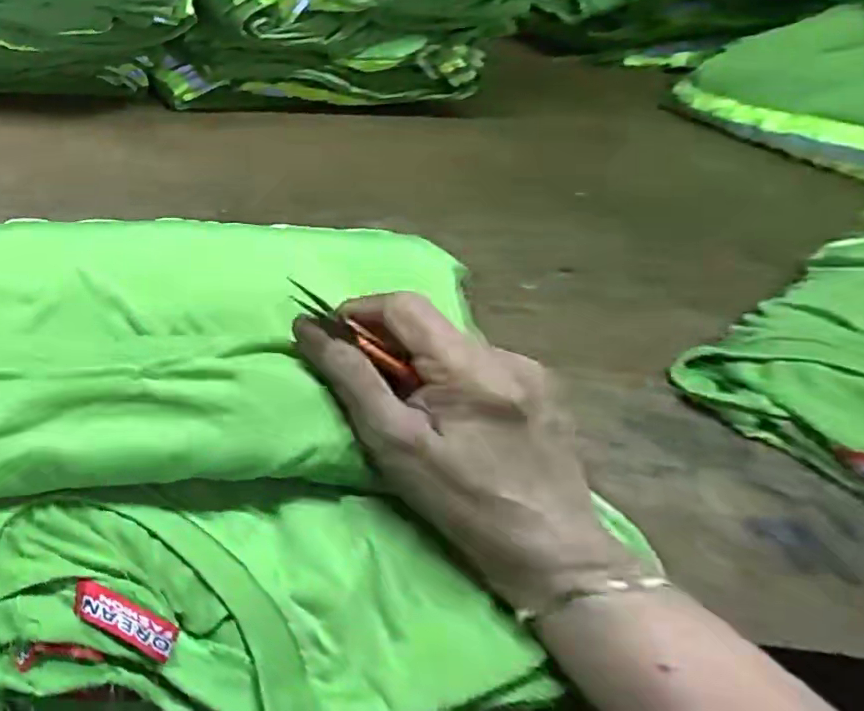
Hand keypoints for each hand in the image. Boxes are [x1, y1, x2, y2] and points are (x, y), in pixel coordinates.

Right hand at [293, 293, 644, 614]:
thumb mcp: (391, 439)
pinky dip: (441, 373)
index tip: (334, 343)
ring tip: (405, 403)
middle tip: (364, 382)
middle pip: (424, 322)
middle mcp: (507, 358)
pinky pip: (470, 360)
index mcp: (473, 367)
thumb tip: (307, 327)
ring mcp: (529, 372)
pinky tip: (445, 414)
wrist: (556, 559)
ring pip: (445, 341)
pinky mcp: (539, 390)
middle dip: (382, 341)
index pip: (402, 305)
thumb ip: (349, 375)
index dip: (357, 313)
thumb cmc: (462, 501)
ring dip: (411, 358)